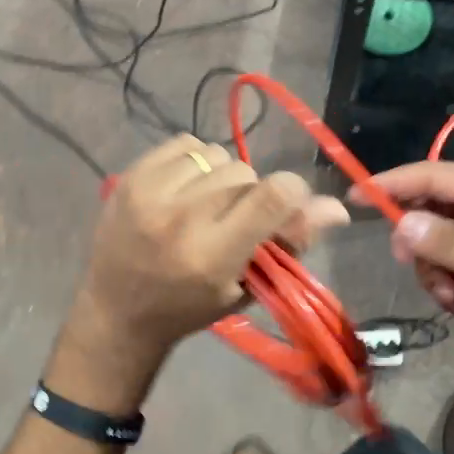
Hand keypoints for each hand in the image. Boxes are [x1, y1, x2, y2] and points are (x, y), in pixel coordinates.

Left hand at [76, 134, 348, 354]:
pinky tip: (187, 186)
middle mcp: (180, 218)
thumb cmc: (188, 308)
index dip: (291, 192)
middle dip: (250, 191)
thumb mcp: (245, 287)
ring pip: (216, 153)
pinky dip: (195, 160)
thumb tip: (337, 207)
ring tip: (207, 202)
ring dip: (221, 175)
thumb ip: (290, 244)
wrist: (116, 311)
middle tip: (235, 218)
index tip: (286, 203)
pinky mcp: (131, 175)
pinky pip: (185, 142)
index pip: (271, 197)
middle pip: (244, 172)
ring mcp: (150, 192)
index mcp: (212, 255)